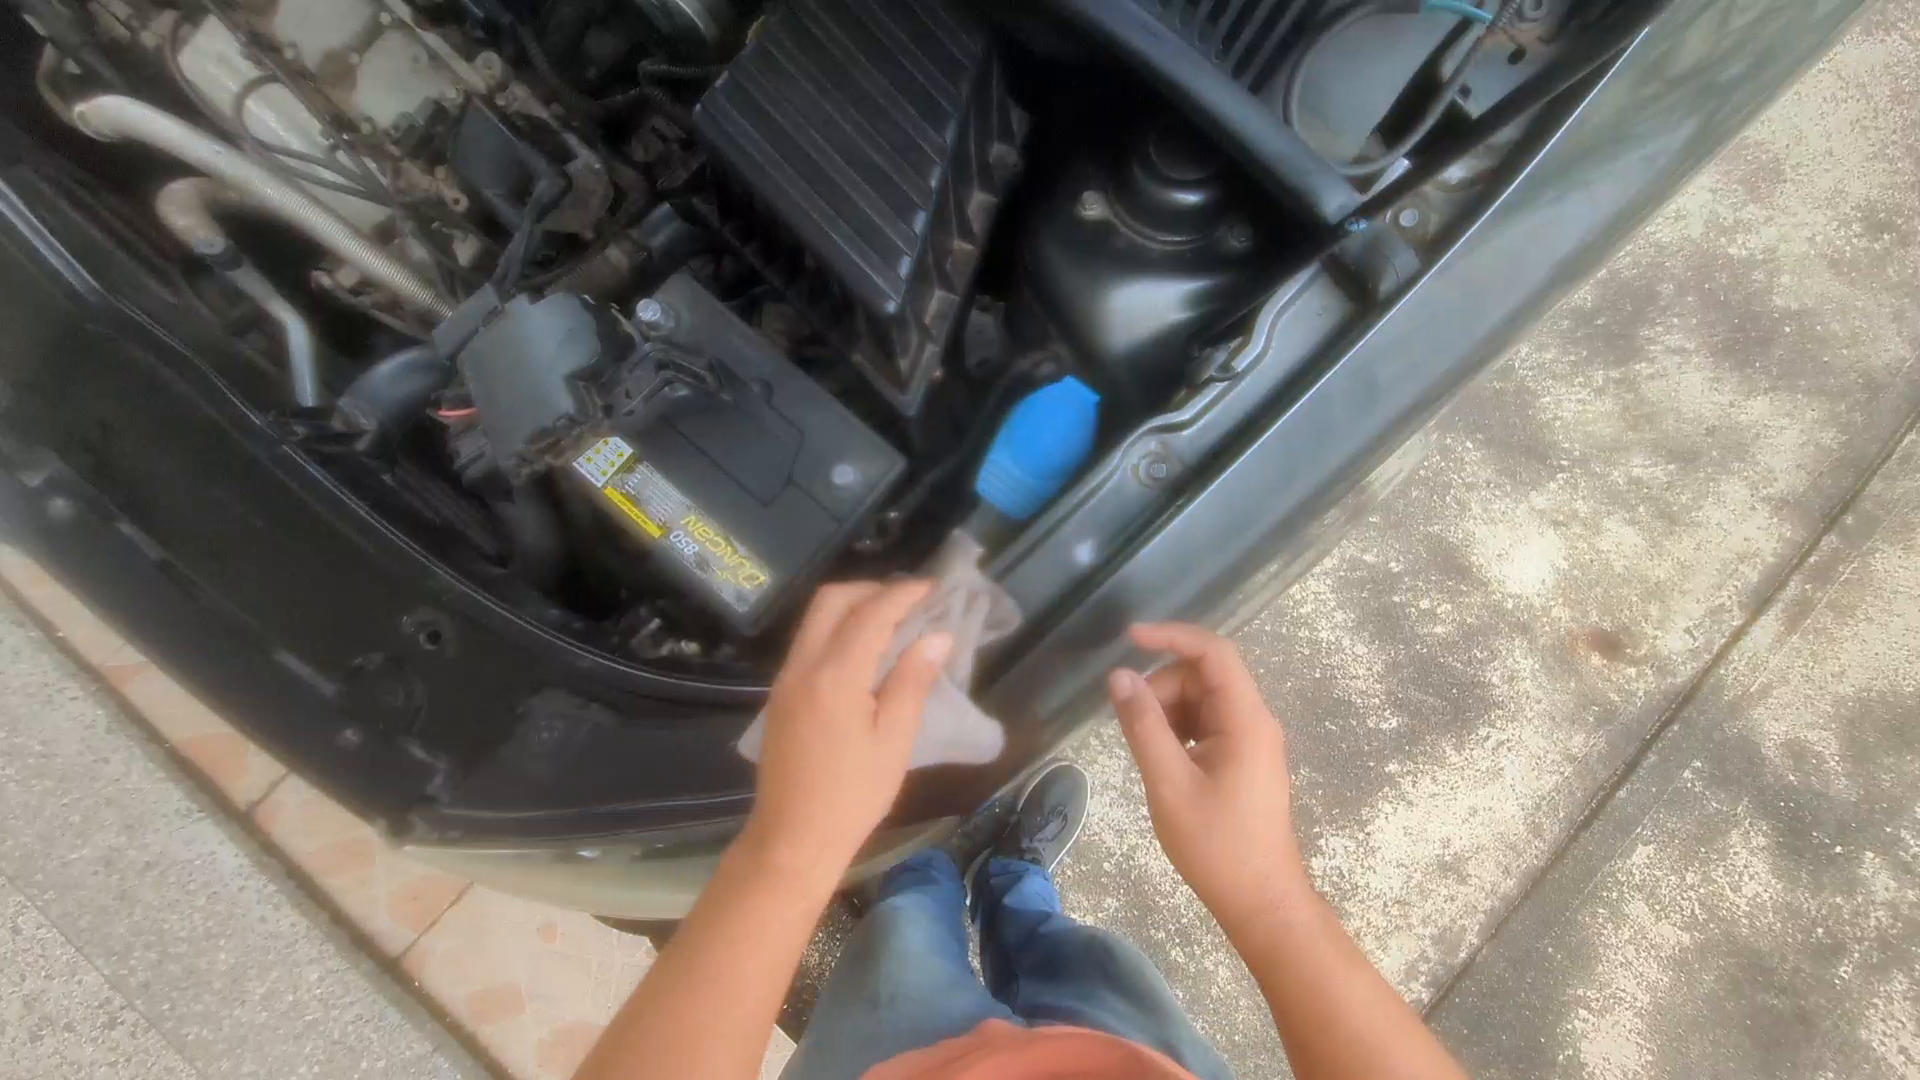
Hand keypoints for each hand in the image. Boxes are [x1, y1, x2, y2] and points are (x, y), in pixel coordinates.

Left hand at [743, 581, 952, 870]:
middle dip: (872, 588)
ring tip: (893, 618)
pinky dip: (838, 628)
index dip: (903, 594)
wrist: (791, 839)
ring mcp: (786, 679)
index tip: (933, 586)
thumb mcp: (894, 741)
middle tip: (910, 599)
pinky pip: (809, 641)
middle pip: (832, 600)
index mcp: (835, 676)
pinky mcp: (780, 694)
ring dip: (852, 605)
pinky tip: (864, 649)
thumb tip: (938, 636)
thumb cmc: (852, 796)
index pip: (871, 614)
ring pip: (815, 618)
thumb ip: (912, 682)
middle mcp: (803, 666)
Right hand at [1109, 622, 1313, 934]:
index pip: (1213, 652)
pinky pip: (1205, 723)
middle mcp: (1254, 721)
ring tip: (1148, 752)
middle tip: (1131, 724)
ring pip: (1201, 699)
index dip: (1172, 636)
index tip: (1128, 638)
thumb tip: (1119, 676)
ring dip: (1167, 710)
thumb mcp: (1169, 782)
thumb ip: (1143, 725)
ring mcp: (1251, 740)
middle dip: (1162, 686)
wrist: (1261, 902)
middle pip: (1203, 676)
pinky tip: (1163, 759)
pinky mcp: (1242, 759)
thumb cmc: (1216, 845)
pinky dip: (1178, 729)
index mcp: (1246, 720)